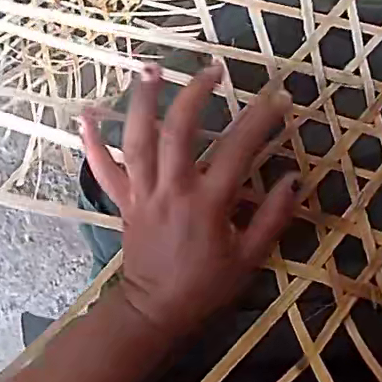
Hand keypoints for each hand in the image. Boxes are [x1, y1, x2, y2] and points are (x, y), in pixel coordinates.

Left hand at [80, 62, 299, 342]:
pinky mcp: (124, 201)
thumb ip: (273, 217)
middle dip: (195, 94)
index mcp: (208, 204)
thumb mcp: (250, 257)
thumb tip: (295, 178)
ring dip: (142, 101)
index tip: (279, 97)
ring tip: (150, 68)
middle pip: (179, 131)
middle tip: (213, 70)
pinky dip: (94, 142)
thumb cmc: (207, 286)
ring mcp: (143, 193)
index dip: (261, 120)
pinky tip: (86, 114)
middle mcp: (172, 190)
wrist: (155, 313)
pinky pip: (105, 169)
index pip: (238, 150)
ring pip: (138, 140)